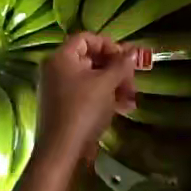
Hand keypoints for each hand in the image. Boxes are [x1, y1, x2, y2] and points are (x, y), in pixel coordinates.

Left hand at [38, 33, 140, 165]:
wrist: (62, 152)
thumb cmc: (83, 110)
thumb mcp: (107, 83)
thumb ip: (121, 64)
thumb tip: (134, 50)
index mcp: (61, 58)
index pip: (86, 38)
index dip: (109, 45)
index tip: (126, 58)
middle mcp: (55, 70)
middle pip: (90, 58)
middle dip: (115, 68)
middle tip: (132, 80)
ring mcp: (57, 89)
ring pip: (91, 78)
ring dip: (114, 84)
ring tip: (131, 97)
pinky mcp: (62, 107)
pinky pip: (86, 93)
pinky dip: (104, 96)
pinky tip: (123, 107)